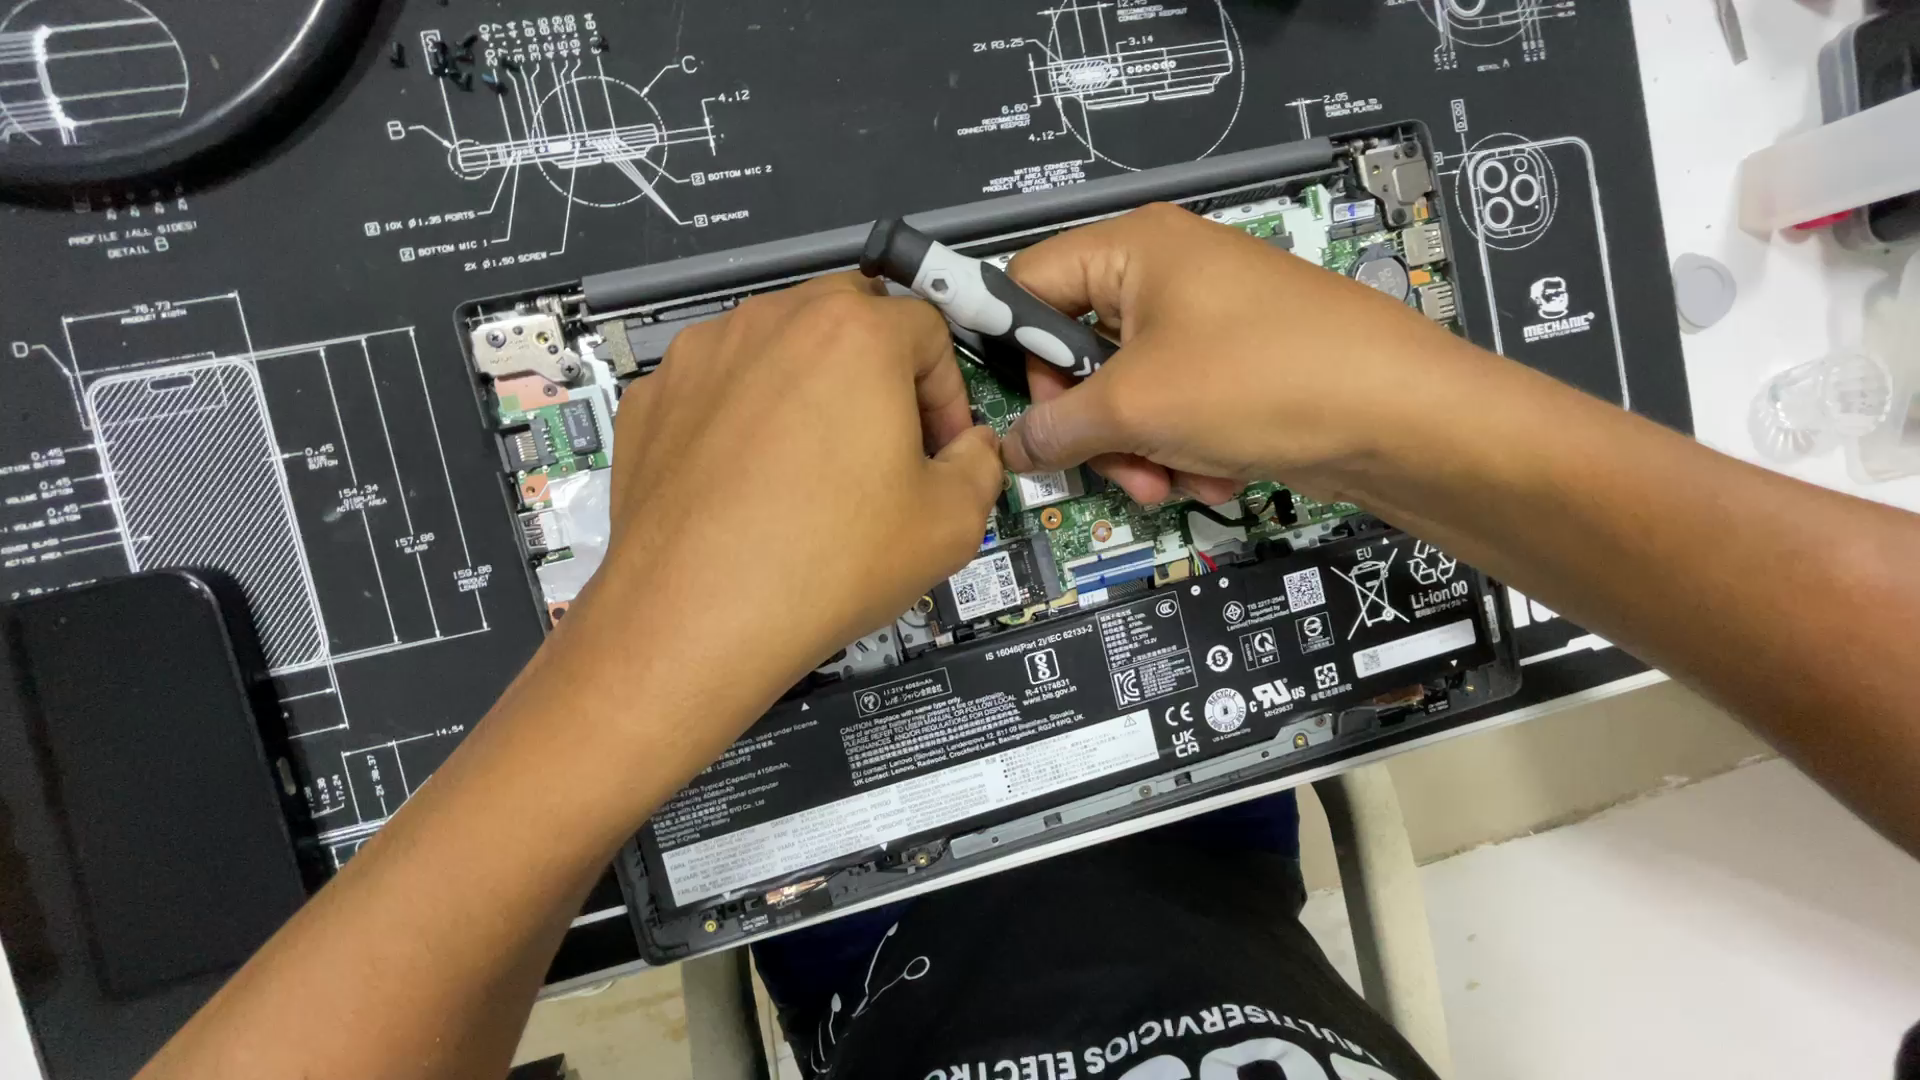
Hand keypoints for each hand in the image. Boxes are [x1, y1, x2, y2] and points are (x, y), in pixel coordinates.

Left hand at [569, 272, 1001, 727]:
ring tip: (813, 468)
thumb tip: (973, 449)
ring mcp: (701, 354)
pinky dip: (745, 417)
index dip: (949, 393)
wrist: (696, 617)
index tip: (942, 450)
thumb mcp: (952, 524)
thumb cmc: (832, 561)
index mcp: (856, 333)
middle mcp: (773, 321)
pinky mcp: (652, 398)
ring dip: (811, 388)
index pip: (928, 330)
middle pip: (851, 318)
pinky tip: (750, 483)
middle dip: (881, 372)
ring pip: (780, 347)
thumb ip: (982, 466)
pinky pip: (720, 387)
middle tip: (885, 443)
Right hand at [1003, 203, 1492, 504]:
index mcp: (1133, 250)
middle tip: (1111, 467)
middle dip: (1092, 426)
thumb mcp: (1134, 407)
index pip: (1030, 282)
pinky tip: (1210, 475)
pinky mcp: (1234, 367)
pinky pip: (1172, 410)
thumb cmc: (1253, 383)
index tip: (1017, 410)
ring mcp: (1203, 323)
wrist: (1400, 419)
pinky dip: (1179, 450)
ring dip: (1135, 451)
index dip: (1014, 347)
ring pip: (1125, 394)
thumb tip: (1010, 447)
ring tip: (1169, 483)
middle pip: (1078, 353)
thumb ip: (1055, 426)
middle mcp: (1164, 276)